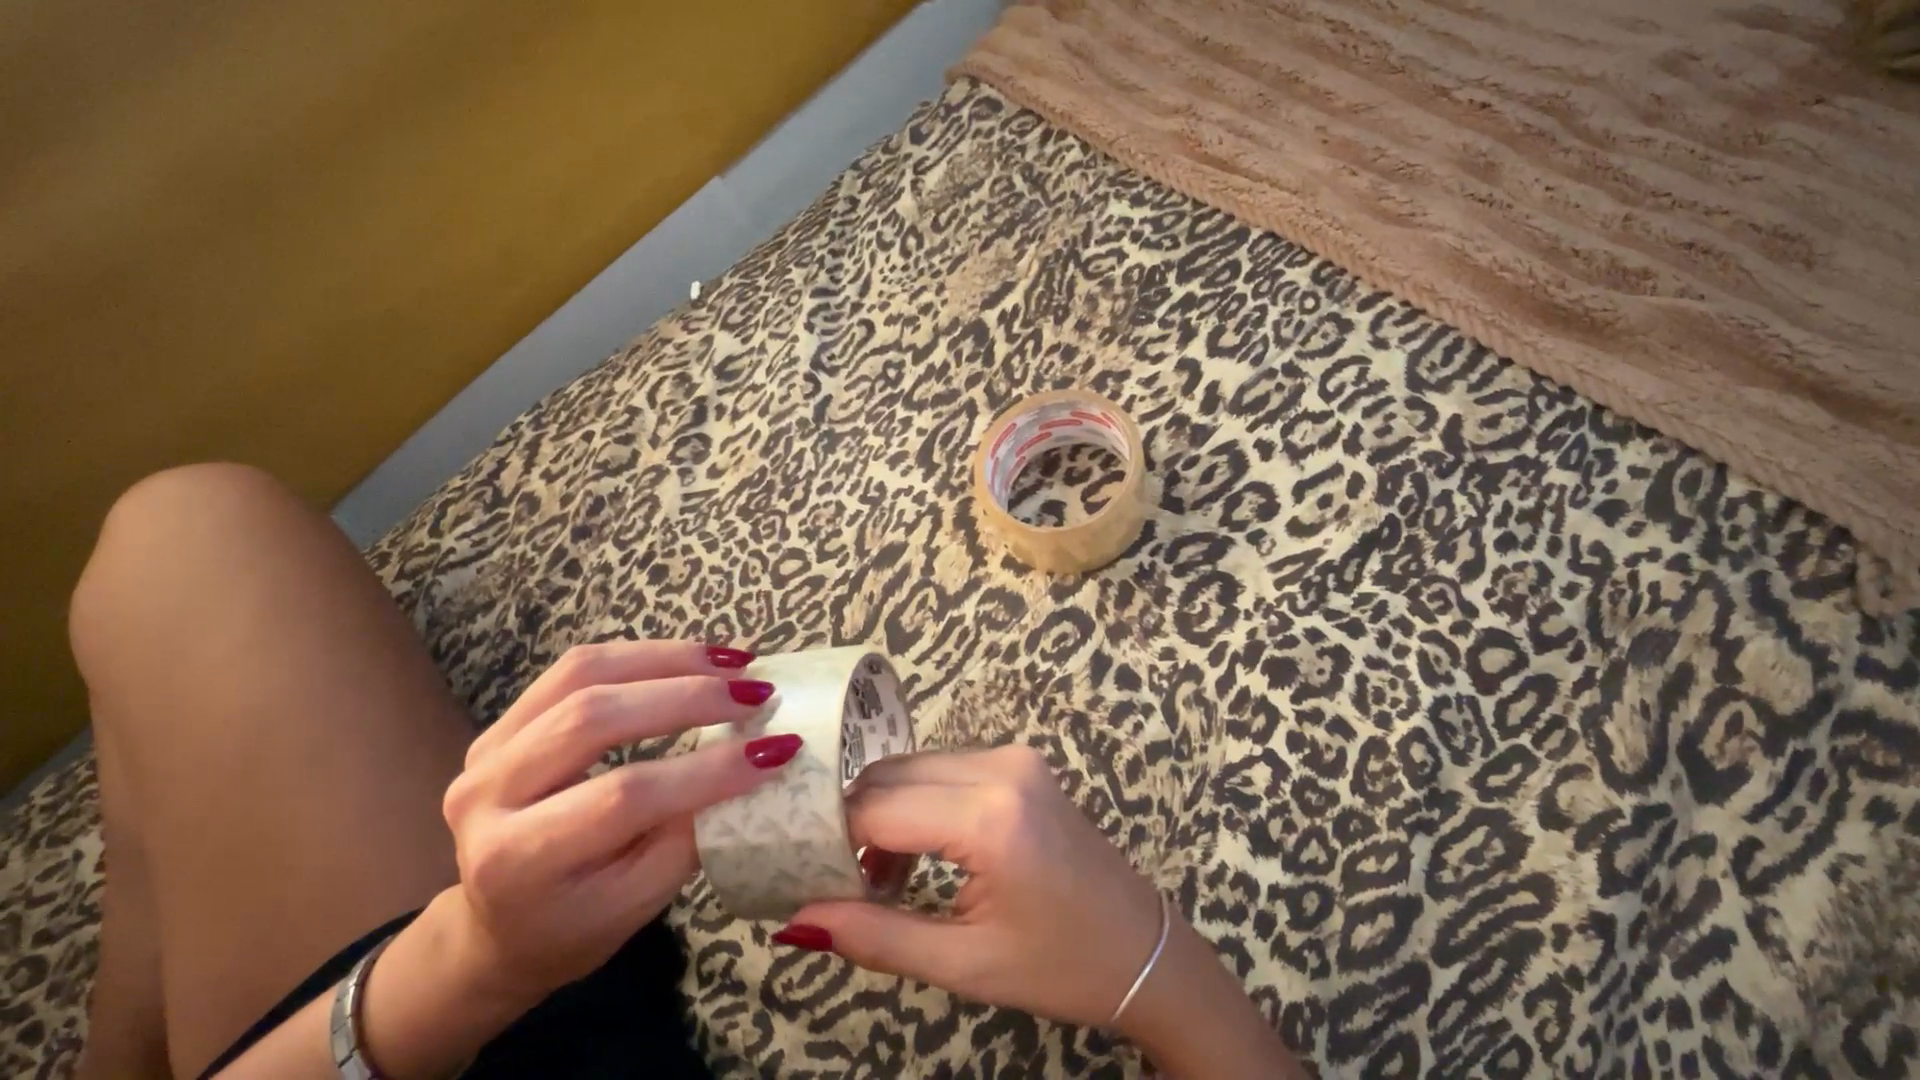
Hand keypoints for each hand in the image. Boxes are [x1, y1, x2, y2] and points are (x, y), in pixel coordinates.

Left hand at [437, 639, 794, 1001]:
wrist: (492, 929)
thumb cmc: (573, 926)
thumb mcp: (637, 902)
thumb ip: (687, 834)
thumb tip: (751, 764)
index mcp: (518, 860)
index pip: (624, 796)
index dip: (705, 770)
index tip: (775, 751)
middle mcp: (486, 796)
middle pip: (594, 717)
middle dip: (688, 698)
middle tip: (757, 694)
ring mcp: (487, 749)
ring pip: (582, 674)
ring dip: (668, 660)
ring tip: (732, 662)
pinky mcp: (502, 722)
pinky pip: (574, 669)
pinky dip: (641, 655)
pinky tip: (691, 659)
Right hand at [782, 744, 1164, 1027]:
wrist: (1143, 951)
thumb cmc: (1060, 966)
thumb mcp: (964, 963)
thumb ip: (875, 936)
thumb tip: (794, 924)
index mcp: (990, 816)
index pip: (875, 809)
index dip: (830, 841)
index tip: (802, 877)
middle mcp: (1001, 766)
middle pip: (888, 775)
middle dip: (853, 824)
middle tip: (838, 882)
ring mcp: (1014, 757)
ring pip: (912, 768)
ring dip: (883, 814)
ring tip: (880, 880)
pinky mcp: (1020, 763)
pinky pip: (943, 770)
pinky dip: (916, 804)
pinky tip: (916, 855)